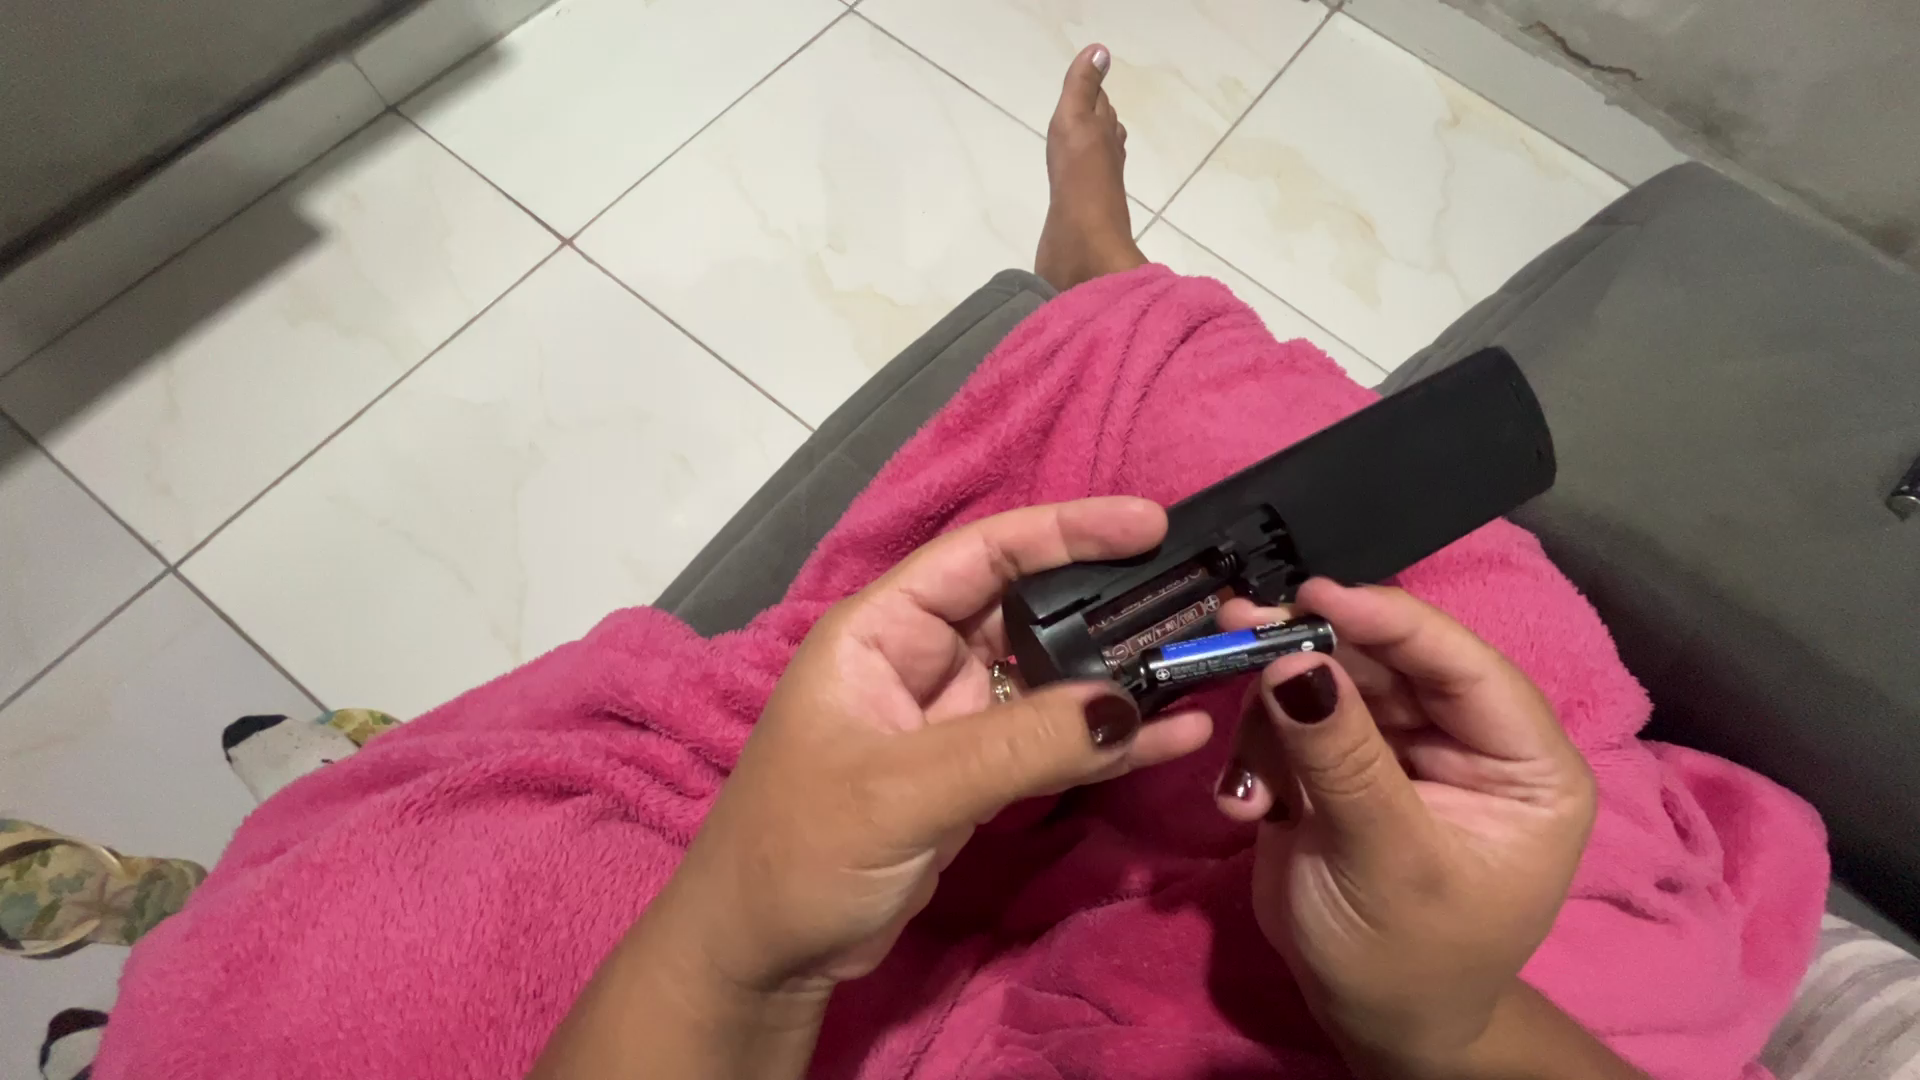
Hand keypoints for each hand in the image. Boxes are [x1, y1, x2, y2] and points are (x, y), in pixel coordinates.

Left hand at [665, 498, 1213, 993]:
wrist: (768, 951)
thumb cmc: (802, 849)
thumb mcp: (902, 789)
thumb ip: (1014, 746)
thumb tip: (1126, 707)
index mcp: (884, 628)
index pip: (983, 554)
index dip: (1064, 530)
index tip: (1148, 524)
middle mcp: (924, 657)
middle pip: (1030, 610)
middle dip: (1109, 602)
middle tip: (1198, 596)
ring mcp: (957, 716)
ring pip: (1051, 676)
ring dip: (1120, 672)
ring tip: (1203, 656)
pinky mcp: (981, 769)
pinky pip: (1055, 740)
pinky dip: (1108, 739)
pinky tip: (1175, 734)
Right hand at [1211, 580, 1597, 1075]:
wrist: (1363, 1010)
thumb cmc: (1406, 955)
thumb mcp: (1384, 861)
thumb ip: (1341, 757)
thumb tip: (1291, 660)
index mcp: (1521, 763)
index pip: (1463, 665)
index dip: (1390, 620)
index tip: (1311, 594)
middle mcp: (1457, 737)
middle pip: (1378, 658)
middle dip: (1304, 654)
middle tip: (1232, 631)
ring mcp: (1389, 744)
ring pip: (1318, 679)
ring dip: (1268, 721)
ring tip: (1249, 791)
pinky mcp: (1331, 756)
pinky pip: (1283, 716)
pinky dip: (1254, 752)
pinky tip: (1247, 808)